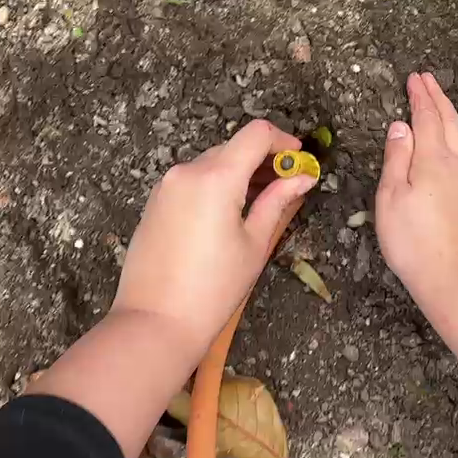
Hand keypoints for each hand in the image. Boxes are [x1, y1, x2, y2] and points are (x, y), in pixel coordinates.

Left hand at [112, 120, 317, 359]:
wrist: (154, 323)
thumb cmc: (212, 288)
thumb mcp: (254, 244)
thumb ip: (278, 201)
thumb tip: (303, 178)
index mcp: (216, 177)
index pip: (256, 134)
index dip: (283, 141)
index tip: (299, 160)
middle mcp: (187, 171)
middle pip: (234, 147)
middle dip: (263, 160)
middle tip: (286, 185)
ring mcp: (167, 185)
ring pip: (212, 163)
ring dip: (239, 172)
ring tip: (260, 202)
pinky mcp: (155, 201)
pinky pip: (192, 179)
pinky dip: (215, 184)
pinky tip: (228, 213)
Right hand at [375, 73, 457, 304]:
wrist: (452, 279)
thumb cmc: (412, 240)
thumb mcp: (392, 196)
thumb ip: (397, 157)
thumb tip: (400, 125)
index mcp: (433, 159)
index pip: (427, 118)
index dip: (420, 96)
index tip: (414, 78)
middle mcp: (455, 164)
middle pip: (449, 121)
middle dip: (437, 97)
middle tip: (427, 79)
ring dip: (447, 113)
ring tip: (436, 101)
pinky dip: (452, 135)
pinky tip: (446, 141)